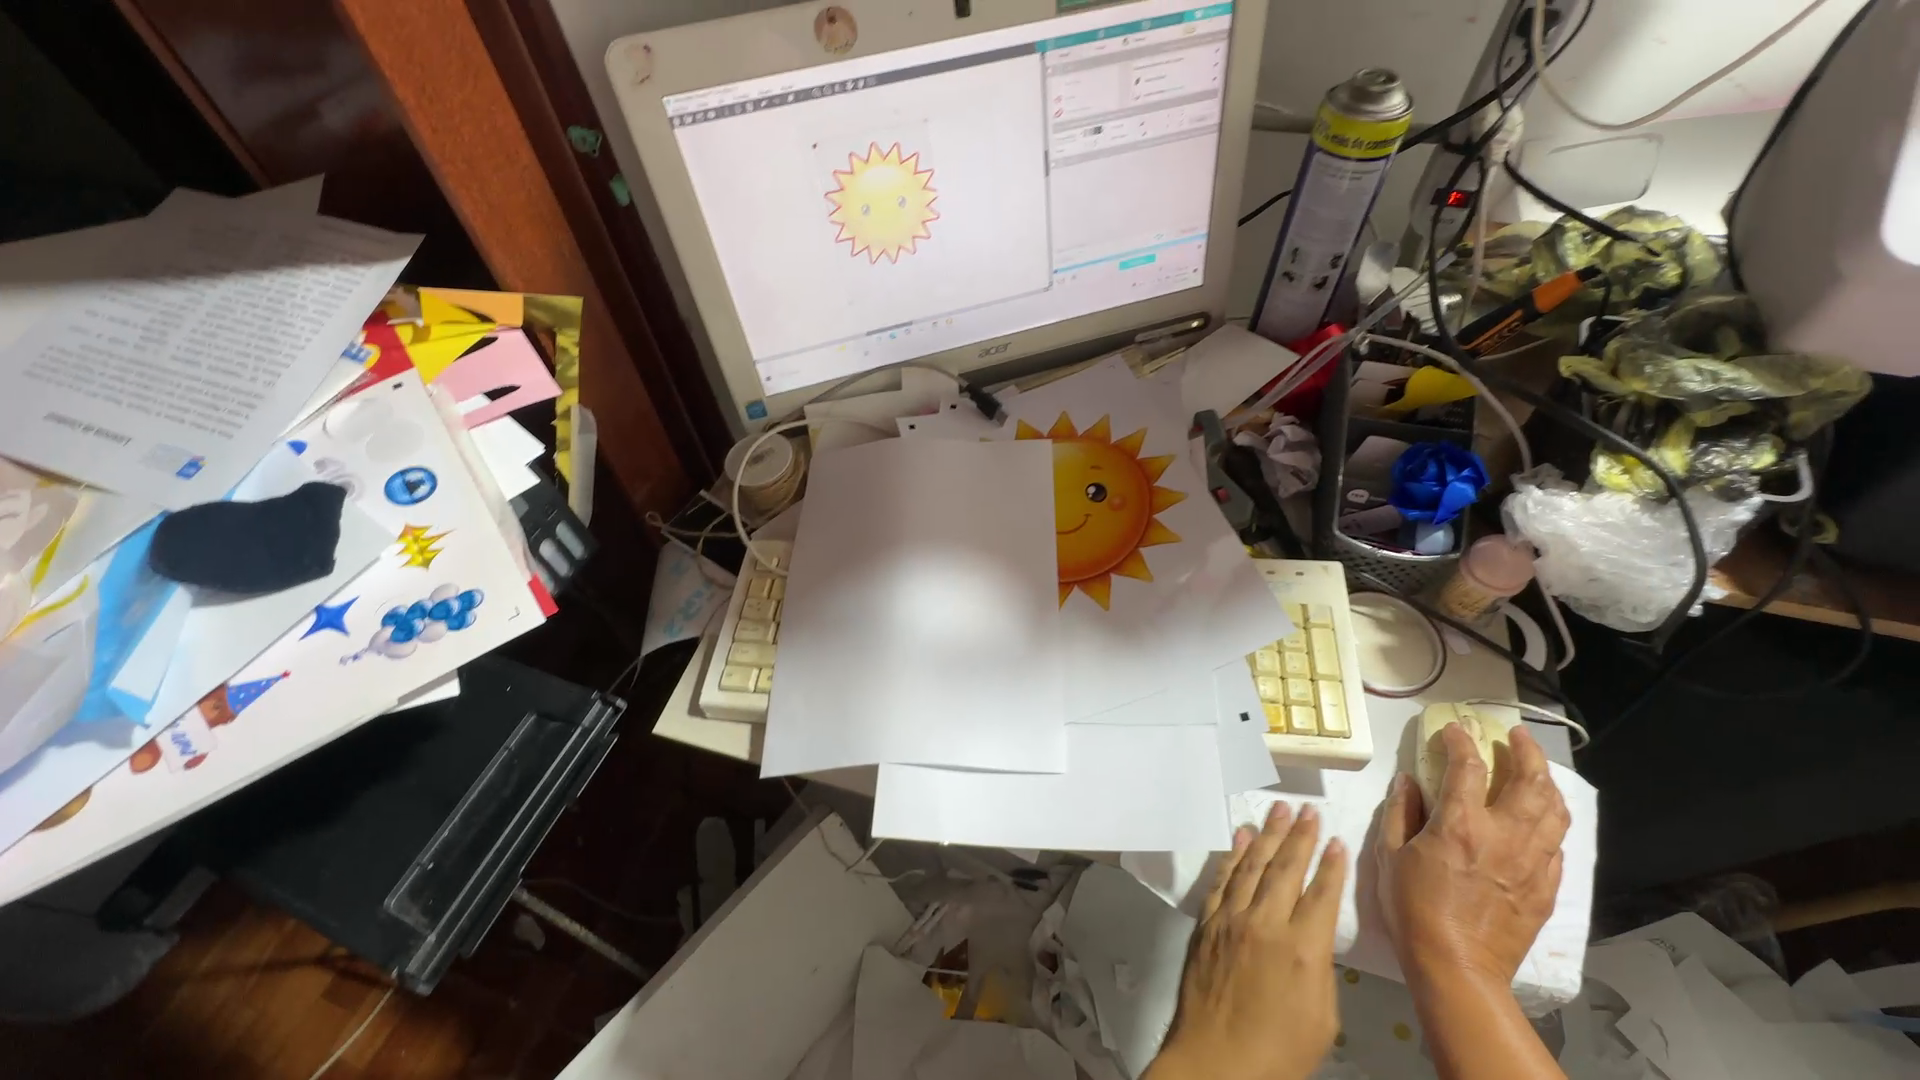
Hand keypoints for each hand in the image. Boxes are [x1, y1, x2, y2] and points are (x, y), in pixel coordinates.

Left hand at [1146, 802, 1348, 1079]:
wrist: (1217, 1062)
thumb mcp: (1322, 1015)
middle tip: (1306, 807)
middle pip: (1286, 868)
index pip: (1322, 893)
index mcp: (1303, 948)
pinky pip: (1223, 880)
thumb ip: (1319, 965)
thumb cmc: (1281, 1050)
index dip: (1332, 864)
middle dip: (1299, 835)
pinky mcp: (1207, 924)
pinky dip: (1232, 856)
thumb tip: (1313, 933)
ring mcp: (1231, 919)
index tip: (1336, 838)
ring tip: (1277, 809)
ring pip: (1252, 866)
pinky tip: (1240, 838)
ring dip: (1266, 835)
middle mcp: (1265, 923)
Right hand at [1376, 723, 1570, 988]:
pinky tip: (1540, 821)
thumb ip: (1399, 812)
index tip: (1454, 729)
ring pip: (1554, 811)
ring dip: (1547, 783)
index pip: (1468, 766)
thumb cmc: (1412, 908)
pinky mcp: (1546, 888)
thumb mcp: (1388, 856)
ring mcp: (1531, 862)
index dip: (1461, 741)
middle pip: (1530, 781)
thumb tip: (1409, 781)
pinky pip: (1557, 846)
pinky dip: (1550, 823)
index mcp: (1460, 824)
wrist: (1456, 966)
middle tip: (1516, 736)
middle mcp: (1504, 835)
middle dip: (1526, 751)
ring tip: (1536, 771)